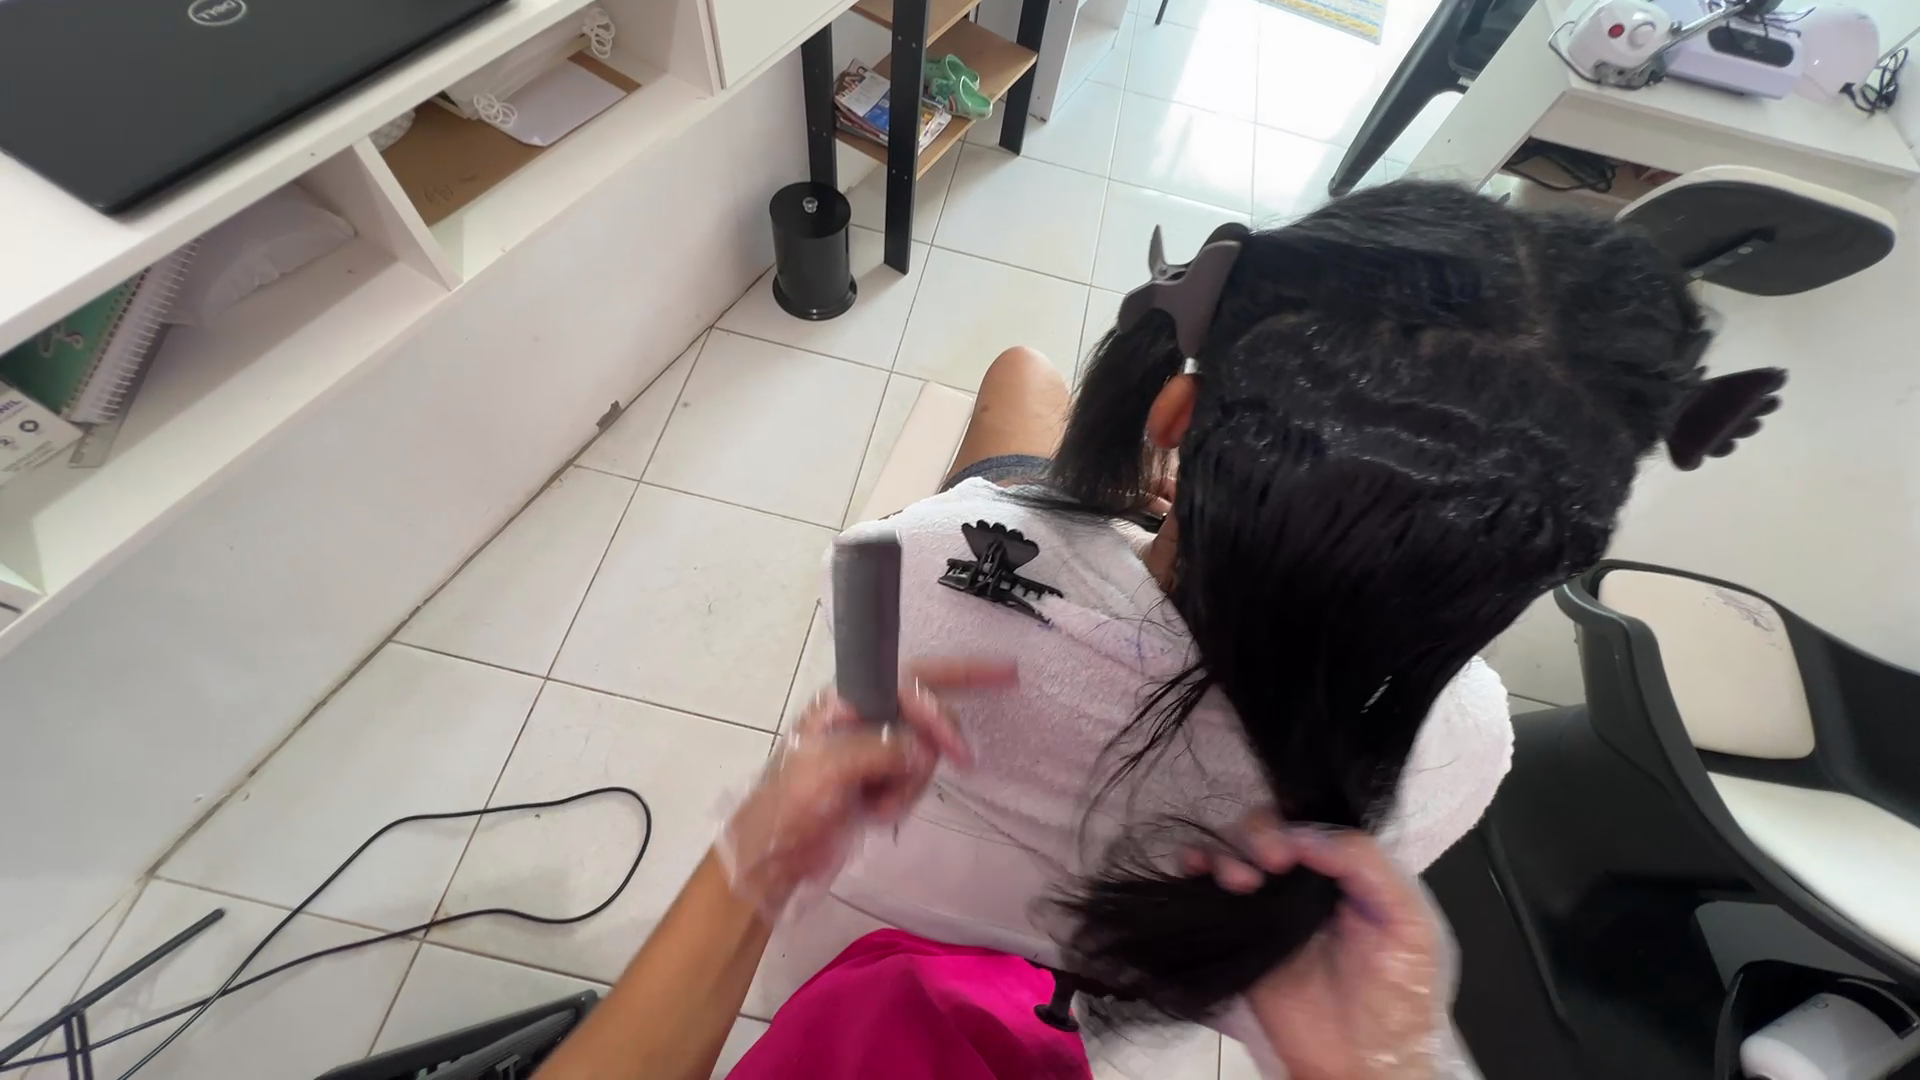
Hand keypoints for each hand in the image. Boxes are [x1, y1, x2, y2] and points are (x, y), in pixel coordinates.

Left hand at [715, 657, 1015, 915]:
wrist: (770, 859)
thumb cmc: (788, 805)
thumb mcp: (828, 768)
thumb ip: (880, 748)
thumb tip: (923, 749)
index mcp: (847, 700)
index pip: (912, 678)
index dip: (957, 678)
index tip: (999, 687)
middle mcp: (864, 717)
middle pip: (927, 714)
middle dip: (939, 742)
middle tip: (963, 762)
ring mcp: (872, 751)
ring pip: (924, 754)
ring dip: (910, 784)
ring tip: (877, 806)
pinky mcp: (877, 781)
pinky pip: (914, 781)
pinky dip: (902, 800)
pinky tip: (875, 814)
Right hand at [1183, 812, 1449, 1079]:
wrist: (1356, 1065)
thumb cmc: (1394, 996)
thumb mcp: (1408, 923)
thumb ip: (1364, 864)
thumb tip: (1299, 835)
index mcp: (1340, 869)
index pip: (1305, 820)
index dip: (1290, 823)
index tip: (1287, 851)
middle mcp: (1297, 876)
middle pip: (1261, 826)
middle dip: (1256, 834)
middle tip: (1267, 865)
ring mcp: (1261, 899)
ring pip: (1228, 844)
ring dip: (1225, 850)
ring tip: (1240, 883)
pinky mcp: (1231, 923)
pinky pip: (1199, 876)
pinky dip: (1192, 861)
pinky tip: (1197, 870)